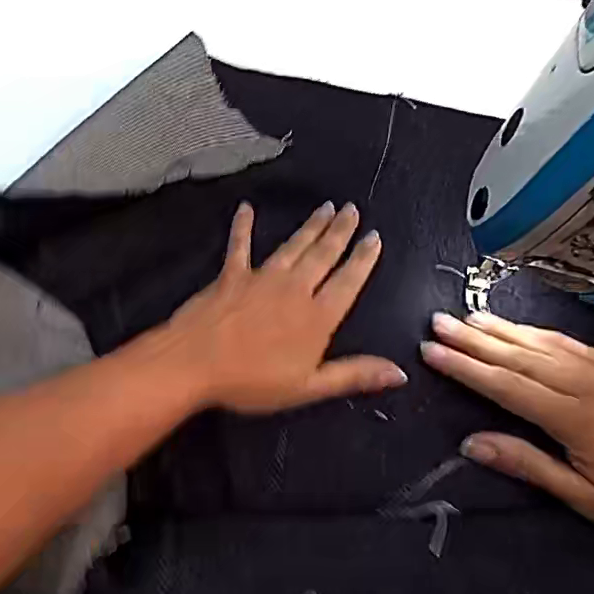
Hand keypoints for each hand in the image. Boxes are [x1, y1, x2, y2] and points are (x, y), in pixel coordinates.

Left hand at [153, 201, 406, 414]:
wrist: (193, 364)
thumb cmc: (252, 381)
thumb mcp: (309, 387)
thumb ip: (355, 375)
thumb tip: (401, 374)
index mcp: (317, 316)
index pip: (348, 281)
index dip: (363, 259)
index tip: (374, 237)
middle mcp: (295, 289)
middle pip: (323, 254)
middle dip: (340, 231)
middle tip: (353, 209)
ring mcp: (262, 277)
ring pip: (293, 246)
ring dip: (311, 226)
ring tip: (326, 207)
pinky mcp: (231, 275)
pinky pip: (240, 245)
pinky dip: (243, 226)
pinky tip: (246, 208)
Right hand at [420, 311, 593, 571]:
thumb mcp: (592, 503)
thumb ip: (530, 465)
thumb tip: (474, 443)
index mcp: (584, 421)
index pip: (509, 386)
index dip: (466, 368)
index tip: (433, 351)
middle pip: (523, 357)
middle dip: (476, 339)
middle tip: (440, 322)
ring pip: (548, 345)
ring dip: (506, 330)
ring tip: (472, 317)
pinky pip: (576, 346)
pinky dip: (544, 335)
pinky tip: (528, 331)